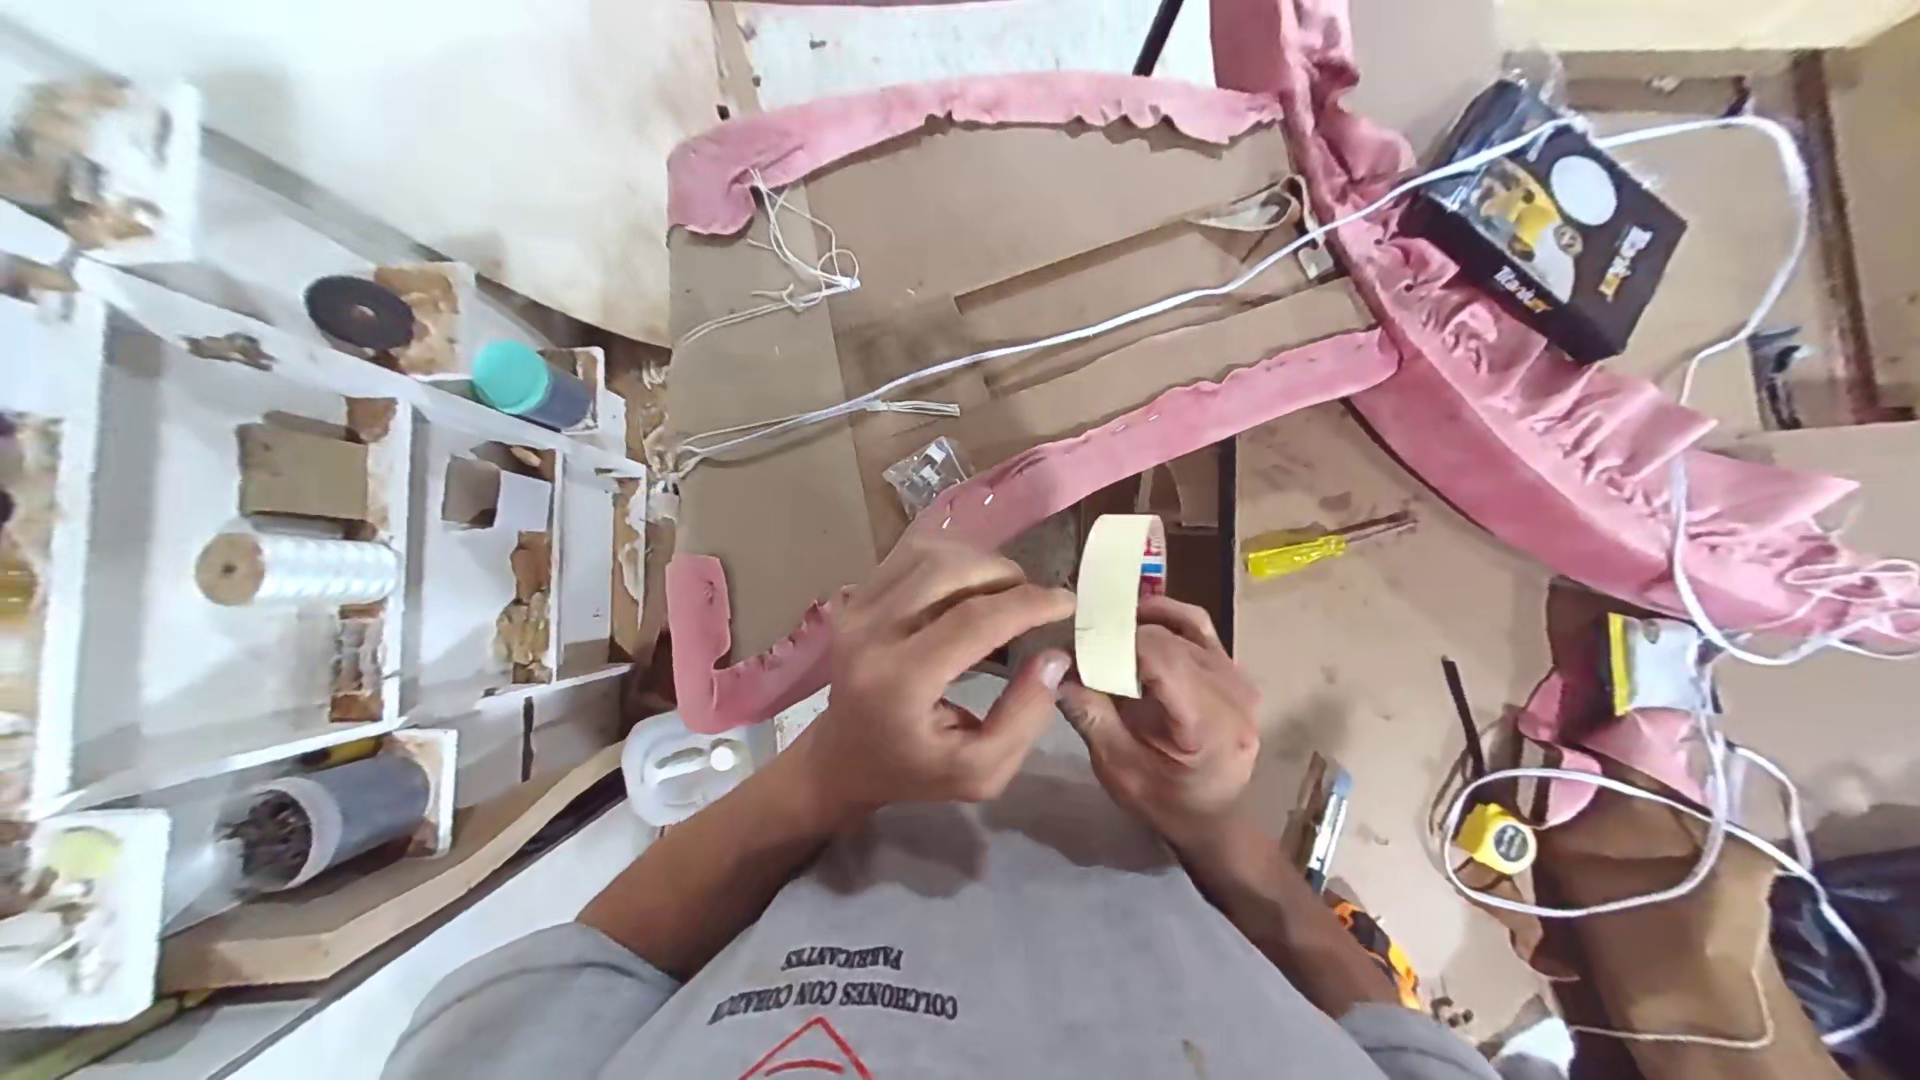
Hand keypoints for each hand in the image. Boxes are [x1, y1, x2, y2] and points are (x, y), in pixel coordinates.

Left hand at [787, 538, 1074, 819]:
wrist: (844, 755)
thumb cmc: (914, 770)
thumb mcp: (980, 772)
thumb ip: (1024, 718)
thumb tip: (1054, 656)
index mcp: (899, 682)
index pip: (973, 620)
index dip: (1028, 604)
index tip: (1067, 602)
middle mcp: (870, 634)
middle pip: (948, 571)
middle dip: (1004, 574)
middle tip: (1032, 598)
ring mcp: (856, 609)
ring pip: (929, 554)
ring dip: (978, 562)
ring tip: (1003, 591)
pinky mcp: (854, 597)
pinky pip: (910, 554)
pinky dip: (950, 559)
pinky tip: (968, 584)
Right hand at [1059, 596, 1259, 847]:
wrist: (1212, 818)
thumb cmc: (1165, 801)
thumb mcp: (1118, 769)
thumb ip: (1090, 716)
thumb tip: (1055, 671)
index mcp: (1209, 722)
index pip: (1160, 656)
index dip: (1113, 643)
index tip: (1076, 650)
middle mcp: (1232, 692)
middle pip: (1167, 638)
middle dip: (1118, 637)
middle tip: (1080, 648)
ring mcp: (1237, 676)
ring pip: (1180, 624)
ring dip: (1137, 625)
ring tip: (1103, 636)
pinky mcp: (1231, 669)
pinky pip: (1196, 625)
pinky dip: (1164, 617)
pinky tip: (1136, 623)